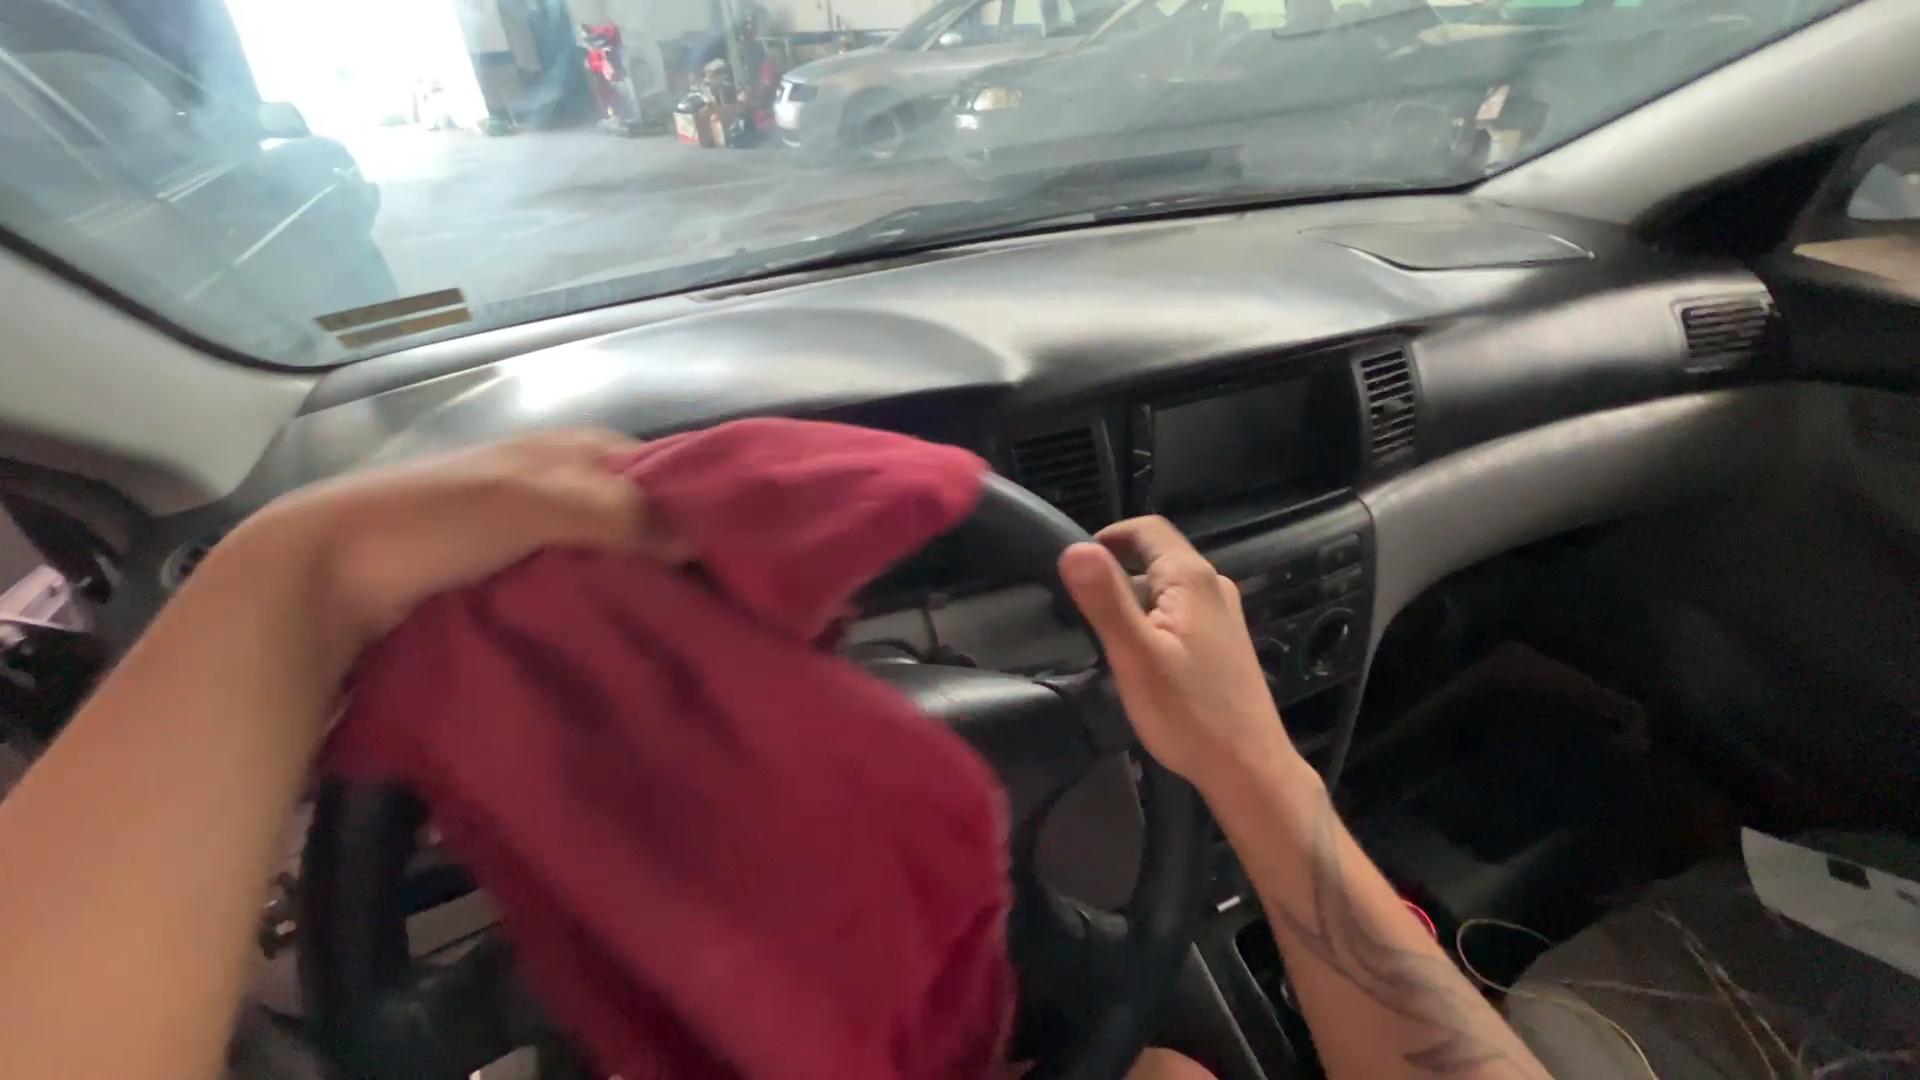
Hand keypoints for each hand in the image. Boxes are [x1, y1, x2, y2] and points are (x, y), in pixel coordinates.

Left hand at [243, 430, 684, 647]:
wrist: (327, 572)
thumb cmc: (437, 519)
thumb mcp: (532, 501)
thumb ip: (617, 512)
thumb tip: (698, 541)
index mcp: (579, 449)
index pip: (667, 467)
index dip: (702, 500)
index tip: (740, 549)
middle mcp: (571, 482)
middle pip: (647, 511)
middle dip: (680, 545)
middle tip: (720, 593)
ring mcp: (547, 528)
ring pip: (621, 548)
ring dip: (648, 577)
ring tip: (690, 617)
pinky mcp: (526, 570)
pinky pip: (590, 579)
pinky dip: (613, 597)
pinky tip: (635, 626)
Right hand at [1058, 516, 1296, 788]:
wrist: (1247, 768)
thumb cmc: (1188, 713)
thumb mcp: (1136, 655)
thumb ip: (1105, 599)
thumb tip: (1074, 549)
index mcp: (1191, 579)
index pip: (1146, 529)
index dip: (1108, 536)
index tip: (1077, 564)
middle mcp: (1213, 586)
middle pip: (1157, 555)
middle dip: (1116, 570)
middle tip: (1082, 606)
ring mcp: (1222, 614)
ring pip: (1167, 585)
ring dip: (1133, 596)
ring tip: (1105, 633)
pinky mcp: (1223, 641)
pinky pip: (1180, 610)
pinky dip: (1152, 617)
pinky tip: (1140, 655)